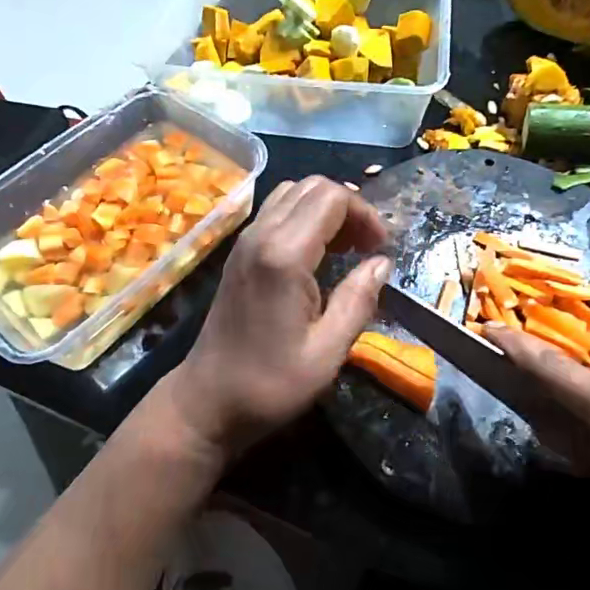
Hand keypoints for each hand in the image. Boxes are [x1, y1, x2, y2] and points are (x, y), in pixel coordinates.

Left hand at [160, 177, 390, 461]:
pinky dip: (305, 217)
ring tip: (347, 246)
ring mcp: (245, 241)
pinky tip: (318, 253)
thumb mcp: (327, 352)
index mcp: (284, 256)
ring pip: (293, 192)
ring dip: (326, 209)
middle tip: (368, 246)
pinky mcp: (240, 252)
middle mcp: (261, 236)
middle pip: (313, 186)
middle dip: (350, 207)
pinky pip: (277, 211)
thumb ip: (358, 300)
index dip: (365, 215)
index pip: (332, 198)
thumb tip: (382, 263)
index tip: (381, 249)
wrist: (207, 403)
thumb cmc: (270, 385)